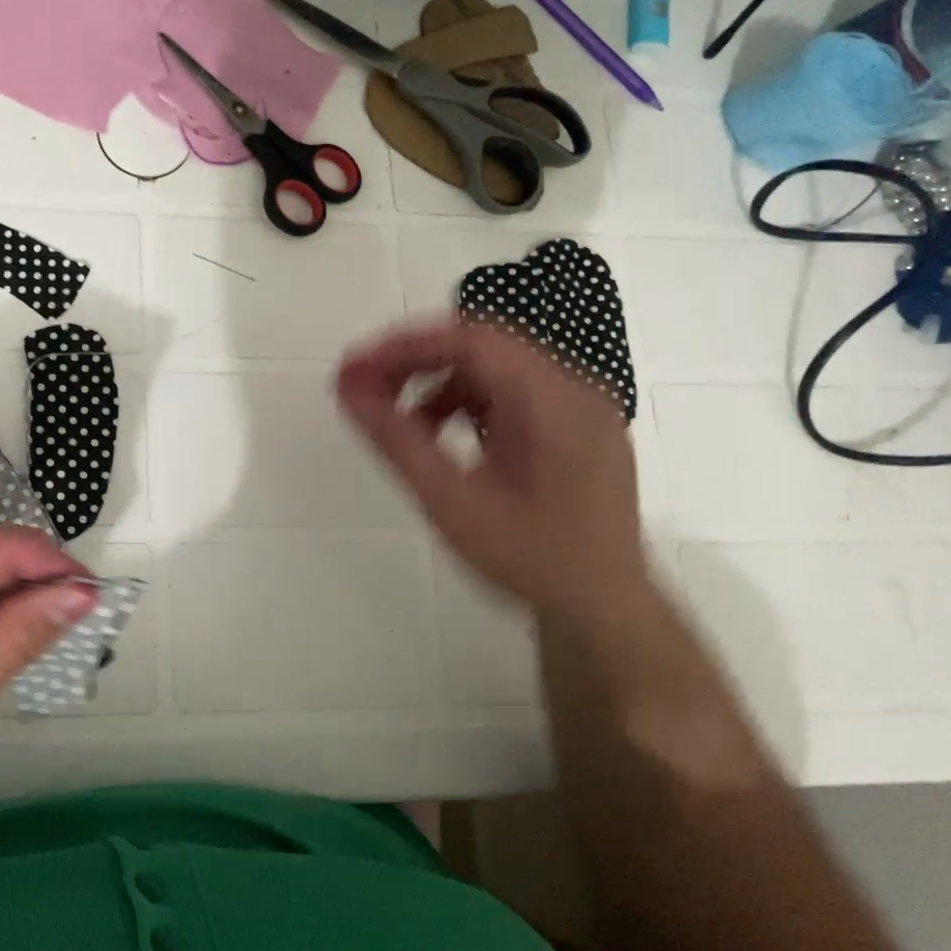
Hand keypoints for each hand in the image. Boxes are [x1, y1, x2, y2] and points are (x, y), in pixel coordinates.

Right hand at [336, 320, 648, 612]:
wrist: (602, 610)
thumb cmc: (527, 559)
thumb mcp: (450, 501)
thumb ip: (396, 438)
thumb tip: (348, 388)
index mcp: (554, 403)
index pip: (472, 341)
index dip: (404, 346)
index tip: (352, 369)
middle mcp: (577, 391)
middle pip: (484, 347)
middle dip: (415, 361)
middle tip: (363, 389)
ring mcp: (583, 409)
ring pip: (496, 368)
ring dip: (439, 383)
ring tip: (399, 423)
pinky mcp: (577, 428)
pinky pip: (514, 393)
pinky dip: (467, 403)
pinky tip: (442, 437)